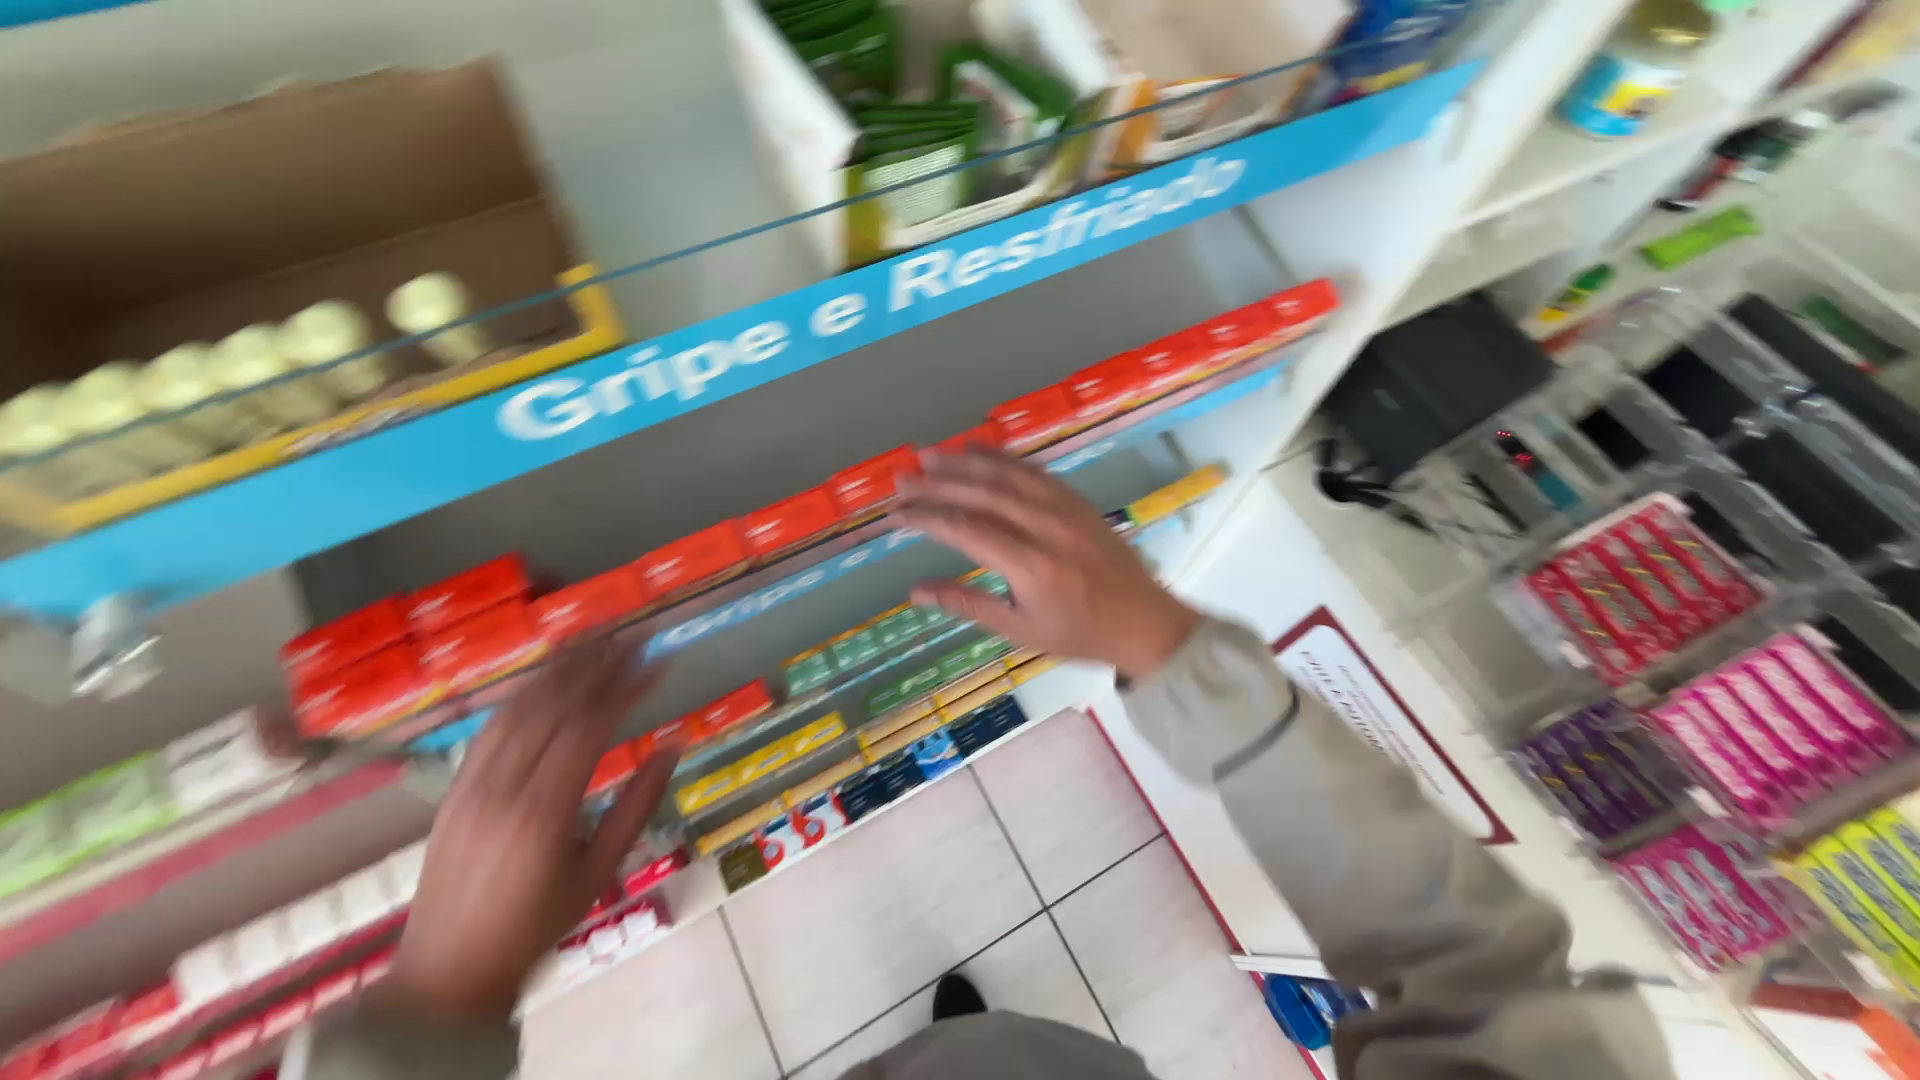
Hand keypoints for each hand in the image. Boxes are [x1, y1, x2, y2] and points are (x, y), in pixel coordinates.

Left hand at [389, 639, 676, 1020]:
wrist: (447, 972)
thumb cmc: (536, 926)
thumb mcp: (600, 872)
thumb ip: (638, 805)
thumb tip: (674, 745)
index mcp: (542, 813)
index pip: (590, 727)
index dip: (626, 688)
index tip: (658, 662)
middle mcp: (502, 787)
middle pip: (553, 706)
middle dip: (597, 665)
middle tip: (634, 637)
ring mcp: (471, 783)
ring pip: (518, 708)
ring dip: (559, 669)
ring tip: (595, 639)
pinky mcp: (454, 786)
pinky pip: (492, 727)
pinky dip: (524, 694)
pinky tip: (548, 677)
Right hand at [896, 450, 1201, 681]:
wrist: (1146, 623)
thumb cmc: (1080, 635)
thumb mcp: (1020, 631)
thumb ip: (967, 604)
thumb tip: (916, 590)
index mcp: (1031, 567)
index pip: (966, 531)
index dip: (927, 519)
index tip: (897, 513)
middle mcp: (1047, 529)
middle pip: (982, 495)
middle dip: (937, 484)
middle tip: (902, 478)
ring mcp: (1066, 510)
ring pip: (1007, 476)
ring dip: (964, 463)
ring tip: (928, 456)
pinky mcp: (1077, 501)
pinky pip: (1034, 471)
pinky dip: (1002, 458)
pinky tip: (976, 450)